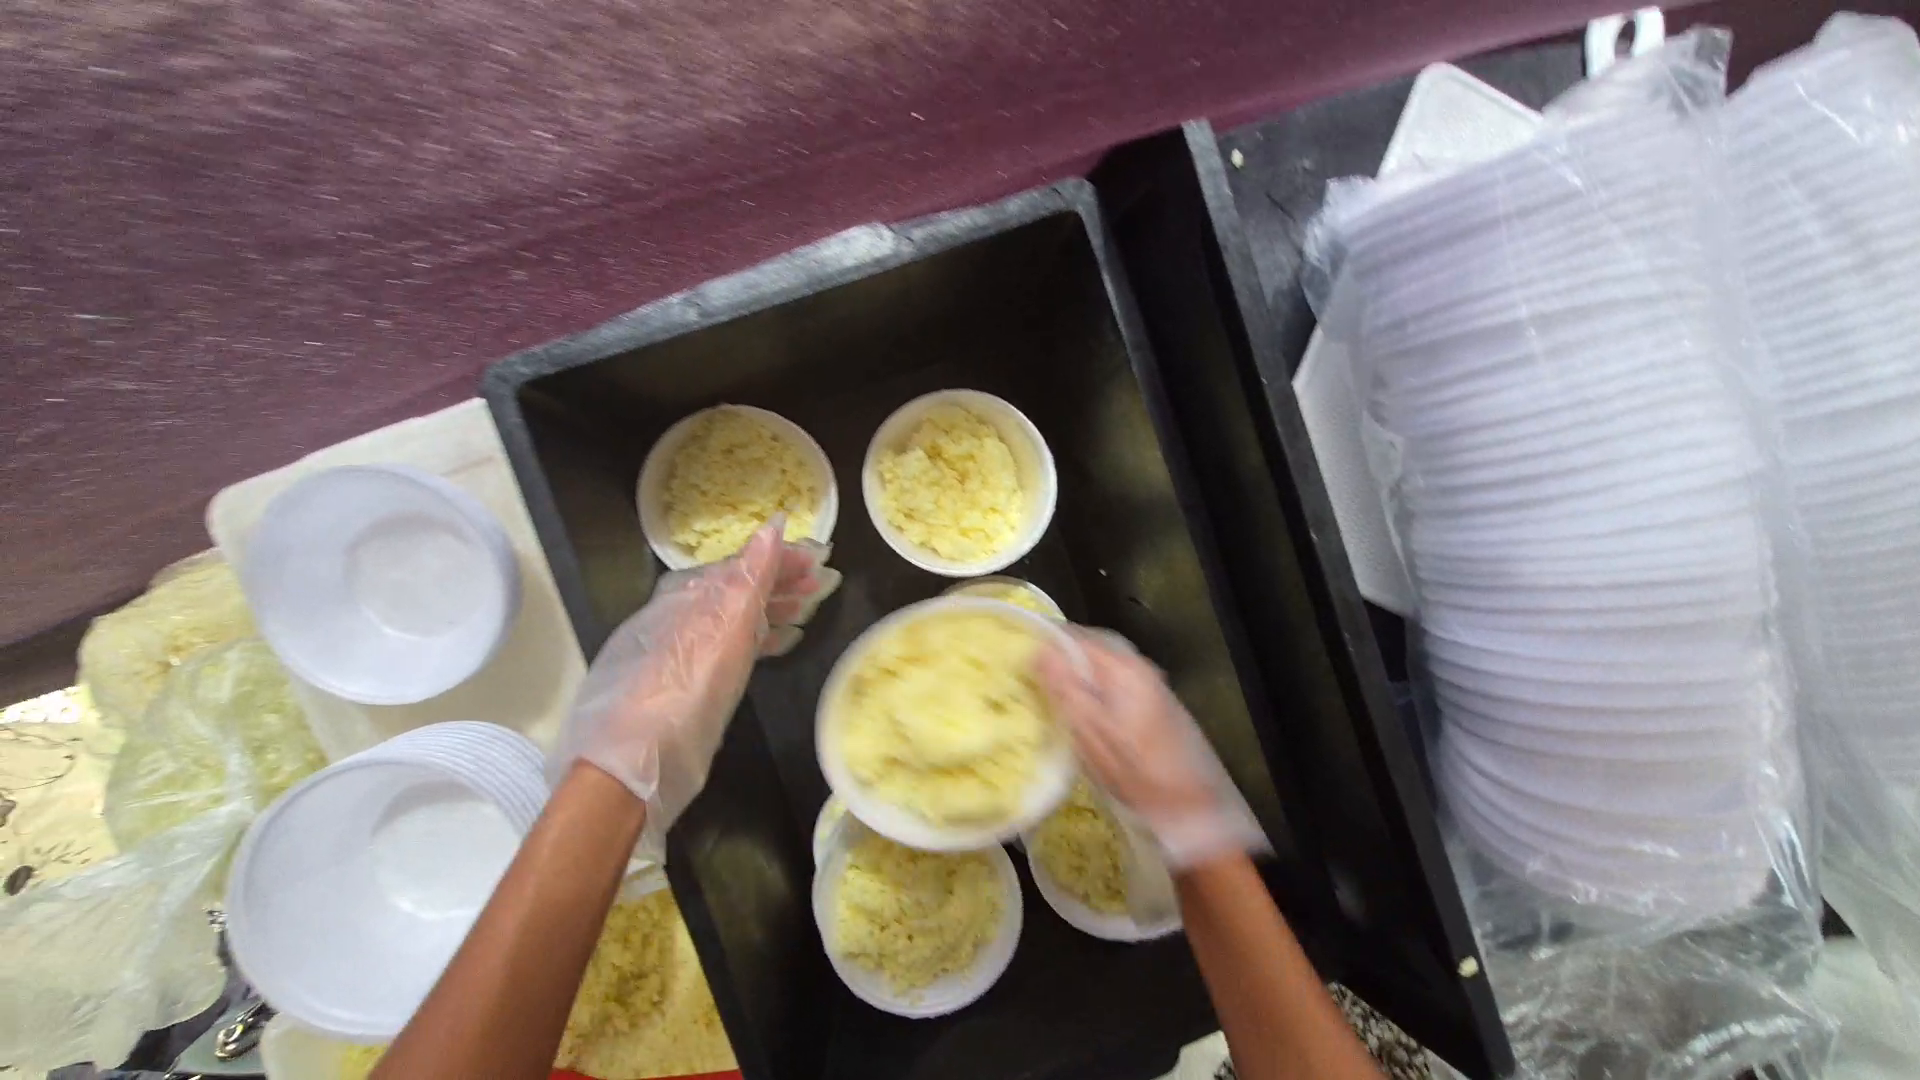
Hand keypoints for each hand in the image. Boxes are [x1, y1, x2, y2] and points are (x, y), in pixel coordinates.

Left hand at [555, 519, 839, 857]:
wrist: (627, 768)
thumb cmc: (682, 697)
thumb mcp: (722, 631)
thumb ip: (749, 578)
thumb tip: (773, 527)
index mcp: (687, 597)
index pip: (741, 565)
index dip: (780, 558)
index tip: (819, 558)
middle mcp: (679, 617)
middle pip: (736, 589)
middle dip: (779, 581)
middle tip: (820, 582)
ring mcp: (678, 651)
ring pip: (732, 618)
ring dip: (770, 609)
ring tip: (805, 611)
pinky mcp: (680, 684)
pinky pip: (726, 646)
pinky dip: (755, 639)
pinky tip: (775, 647)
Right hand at [1037, 629, 1267, 869]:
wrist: (1198, 806)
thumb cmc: (1142, 775)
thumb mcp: (1094, 737)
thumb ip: (1067, 690)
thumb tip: (1039, 650)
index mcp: (1123, 668)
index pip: (1072, 636)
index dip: (1042, 646)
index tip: (1018, 666)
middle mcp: (1138, 665)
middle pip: (1086, 649)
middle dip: (1057, 663)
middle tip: (1030, 687)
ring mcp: (1149, 682)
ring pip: (1098, 668)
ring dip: (1074, 679)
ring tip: (1050, 702)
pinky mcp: (1153, 700)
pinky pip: (1112, 683)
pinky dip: (1092, 691)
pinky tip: (1082, 715)